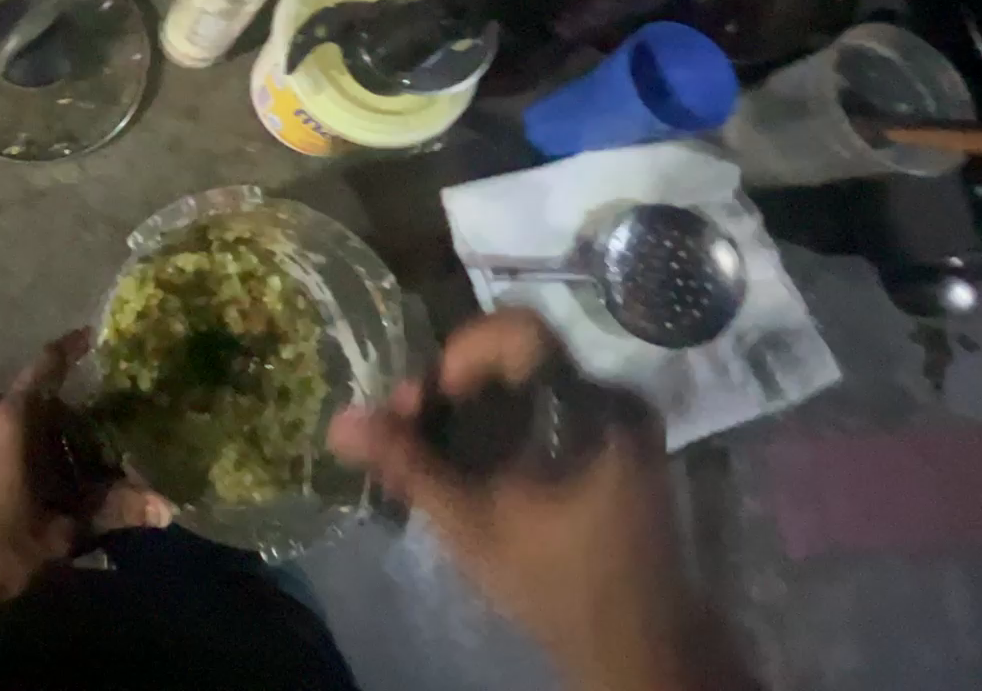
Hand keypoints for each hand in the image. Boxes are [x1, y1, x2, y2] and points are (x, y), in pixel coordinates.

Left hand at [0, 331, 167, 690]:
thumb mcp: (59, 532)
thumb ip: (111, 511)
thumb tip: (165, 509)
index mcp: (11, 416)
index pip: (46, 366)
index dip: (70, 349)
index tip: (89, 336)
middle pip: (27, 398)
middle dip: (55, 414)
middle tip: (83, 439)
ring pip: (0, 418)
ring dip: (26, 433)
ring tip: (50, 469)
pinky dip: (0, 447)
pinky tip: (10, 483)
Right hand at [328, 309, 717, 690]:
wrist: (641, 650)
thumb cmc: (562, 584)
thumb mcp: (473, 525)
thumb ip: (407, 465)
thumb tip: (339, 422)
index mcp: (589, 409)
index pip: (518, 332)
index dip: (461, 352)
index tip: (431, 400)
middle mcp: (604, 397)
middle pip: (504, 355)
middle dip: (444, 387)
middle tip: (407, 425)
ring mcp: (605, 417)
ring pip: (511, 378)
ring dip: (456, 407)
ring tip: (420, 448)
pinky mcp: (597, 439)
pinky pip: (528, 402)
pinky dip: (482, 422)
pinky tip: (452, 461)